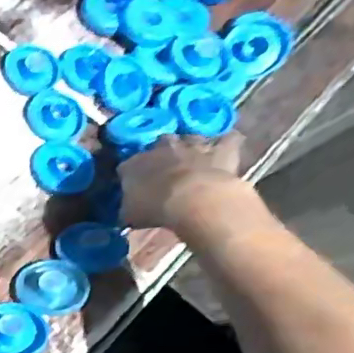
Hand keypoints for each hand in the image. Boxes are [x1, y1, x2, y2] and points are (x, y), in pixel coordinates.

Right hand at [118, 134, 249, 234]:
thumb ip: (127, 207)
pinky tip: (226, 148)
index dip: (130, 176)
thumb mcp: (130, 215)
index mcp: (135, 163)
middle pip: (159, 145)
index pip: (126, 166)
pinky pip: (227, 140)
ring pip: (190, 137)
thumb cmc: (156, 209)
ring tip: (193, 160)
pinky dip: (226, 143)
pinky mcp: (222, 148)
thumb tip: (126, 209)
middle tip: (164, 171)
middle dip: (161, 155)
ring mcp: (194, 143)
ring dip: (191, 146)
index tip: (133, 187)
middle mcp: (162, 146)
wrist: (194, 200)